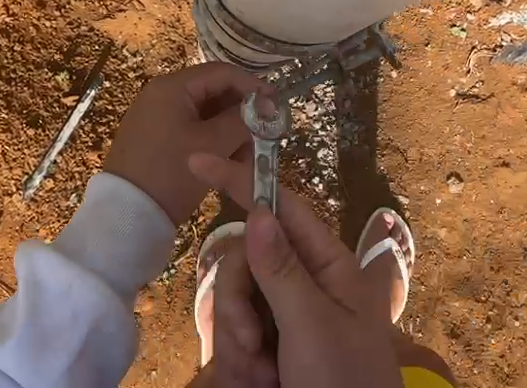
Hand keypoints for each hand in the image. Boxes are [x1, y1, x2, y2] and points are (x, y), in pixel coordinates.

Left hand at [102, 62, 260, 224]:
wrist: (124, 217)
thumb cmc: (170, 173)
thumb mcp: (213, 145)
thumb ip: (243, 120)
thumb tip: (268, 105)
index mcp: (172, 87)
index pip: (222, 72)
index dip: (253, 86)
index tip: (278, 105)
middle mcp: (162, 94)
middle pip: (214, 92)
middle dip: (242, 114)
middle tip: (265, 137)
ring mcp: (156, 116)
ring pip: (205, 114)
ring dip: (229, 131)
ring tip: (247, 157)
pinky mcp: (155, 138)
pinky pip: (192, 130)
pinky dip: (212, 142)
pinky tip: (227, 161)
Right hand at [189, 153, 401, 387]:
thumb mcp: (313, 331)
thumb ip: (282, 271)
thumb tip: (260, 211)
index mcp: (330, 266)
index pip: (281, 206)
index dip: (240, 180)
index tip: (196, 161)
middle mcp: (306, 282)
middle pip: (247, 258)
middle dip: (237, 301)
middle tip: (250, 347)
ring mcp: (287, 316)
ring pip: (236, 298)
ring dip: (238, 342)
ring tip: (261, 379)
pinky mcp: (271, 347)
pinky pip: (236, 334)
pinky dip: (239, 361)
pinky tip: (260, 385)